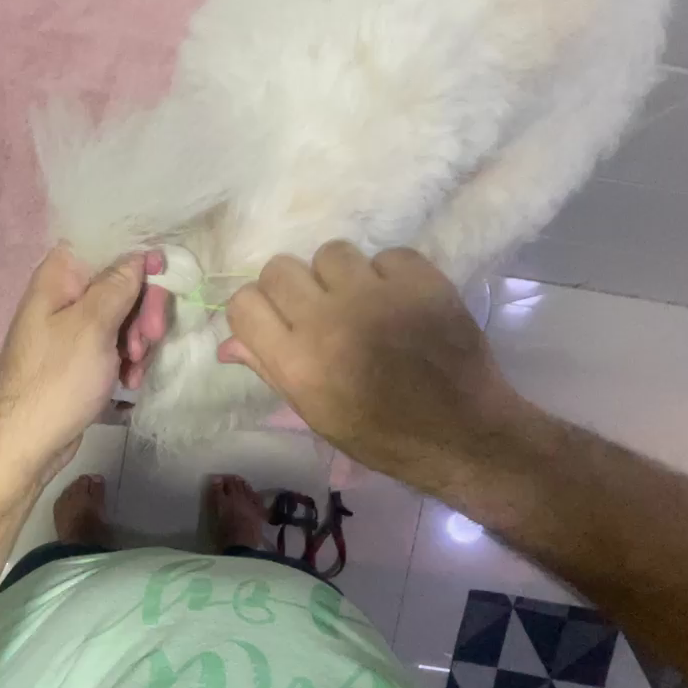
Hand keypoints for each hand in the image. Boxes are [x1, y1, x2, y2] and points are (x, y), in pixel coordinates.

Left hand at [0, 244, 145, 491]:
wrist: (26, 444)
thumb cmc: (57, 380)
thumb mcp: (93, 326)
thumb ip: (119, 285)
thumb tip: (139, 255)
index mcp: (59, 277)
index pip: (108, 247)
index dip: (139, 260)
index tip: (162, 282)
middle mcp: (63, 298)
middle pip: (121, 286)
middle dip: (142, 312)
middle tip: (149, 339)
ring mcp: (71, 332)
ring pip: (122, 321)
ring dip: (137, 343)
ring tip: (133, 370)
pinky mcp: (78, 362)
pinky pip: (112, 349)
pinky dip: (125, 363)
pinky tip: (129, 383)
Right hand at [219, 241, 535, 493]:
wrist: (459, 432)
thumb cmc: (377, 435)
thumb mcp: (313, 413)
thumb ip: (270, 370)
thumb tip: (228, 345)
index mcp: (296, 361)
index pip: (244, 303)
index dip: (253, 311)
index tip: (271, 324)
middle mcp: (327, 320)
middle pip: (279, 269)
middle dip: (290, 288)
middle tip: (314, 311)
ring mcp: (375, 294)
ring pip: (330, 253)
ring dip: (337, 276)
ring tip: (358, 303)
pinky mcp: (420, 279)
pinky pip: (384, 255)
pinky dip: (386, 275)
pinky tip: (397, 303)